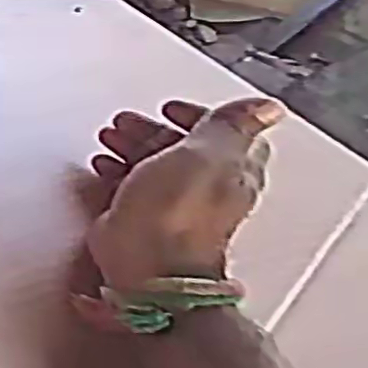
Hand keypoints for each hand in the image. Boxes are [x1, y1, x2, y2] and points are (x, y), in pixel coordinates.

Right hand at [85, 98, 282, 294]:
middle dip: (153, 130)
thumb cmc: (173, 213)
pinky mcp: (139, 216)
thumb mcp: (205, 157)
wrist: (145, 261)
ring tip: (110, 139)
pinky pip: (129, 184)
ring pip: (153, 164)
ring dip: (131, 147)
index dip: (197, 116)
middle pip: (183, 148)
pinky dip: (115, 170)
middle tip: (127, 122)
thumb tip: (264, 107)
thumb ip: (228, 128)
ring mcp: (171, 204)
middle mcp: (207, 186)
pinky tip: (103, 167)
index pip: (224, 133)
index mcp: (232, 169)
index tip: (169, 108)